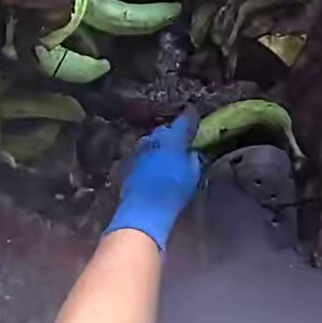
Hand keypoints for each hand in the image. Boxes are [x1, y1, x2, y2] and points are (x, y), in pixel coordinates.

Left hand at [104, 109, 202, 249]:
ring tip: (165, 156)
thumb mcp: (193, 175)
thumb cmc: (174, 190)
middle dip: (172, 134)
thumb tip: (192, 152)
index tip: (194, 113)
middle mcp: (153, 139)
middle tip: (180, 142)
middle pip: (165, 131)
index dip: (191, 116)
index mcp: (173, 138)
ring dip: (158, 146)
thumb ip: (194, 159)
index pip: (184, 120)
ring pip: (151, 142)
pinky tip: (150, 168)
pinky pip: (140, 155)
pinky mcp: (127, 163)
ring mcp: (137, 150)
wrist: (143, 209)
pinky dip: (147, 158)